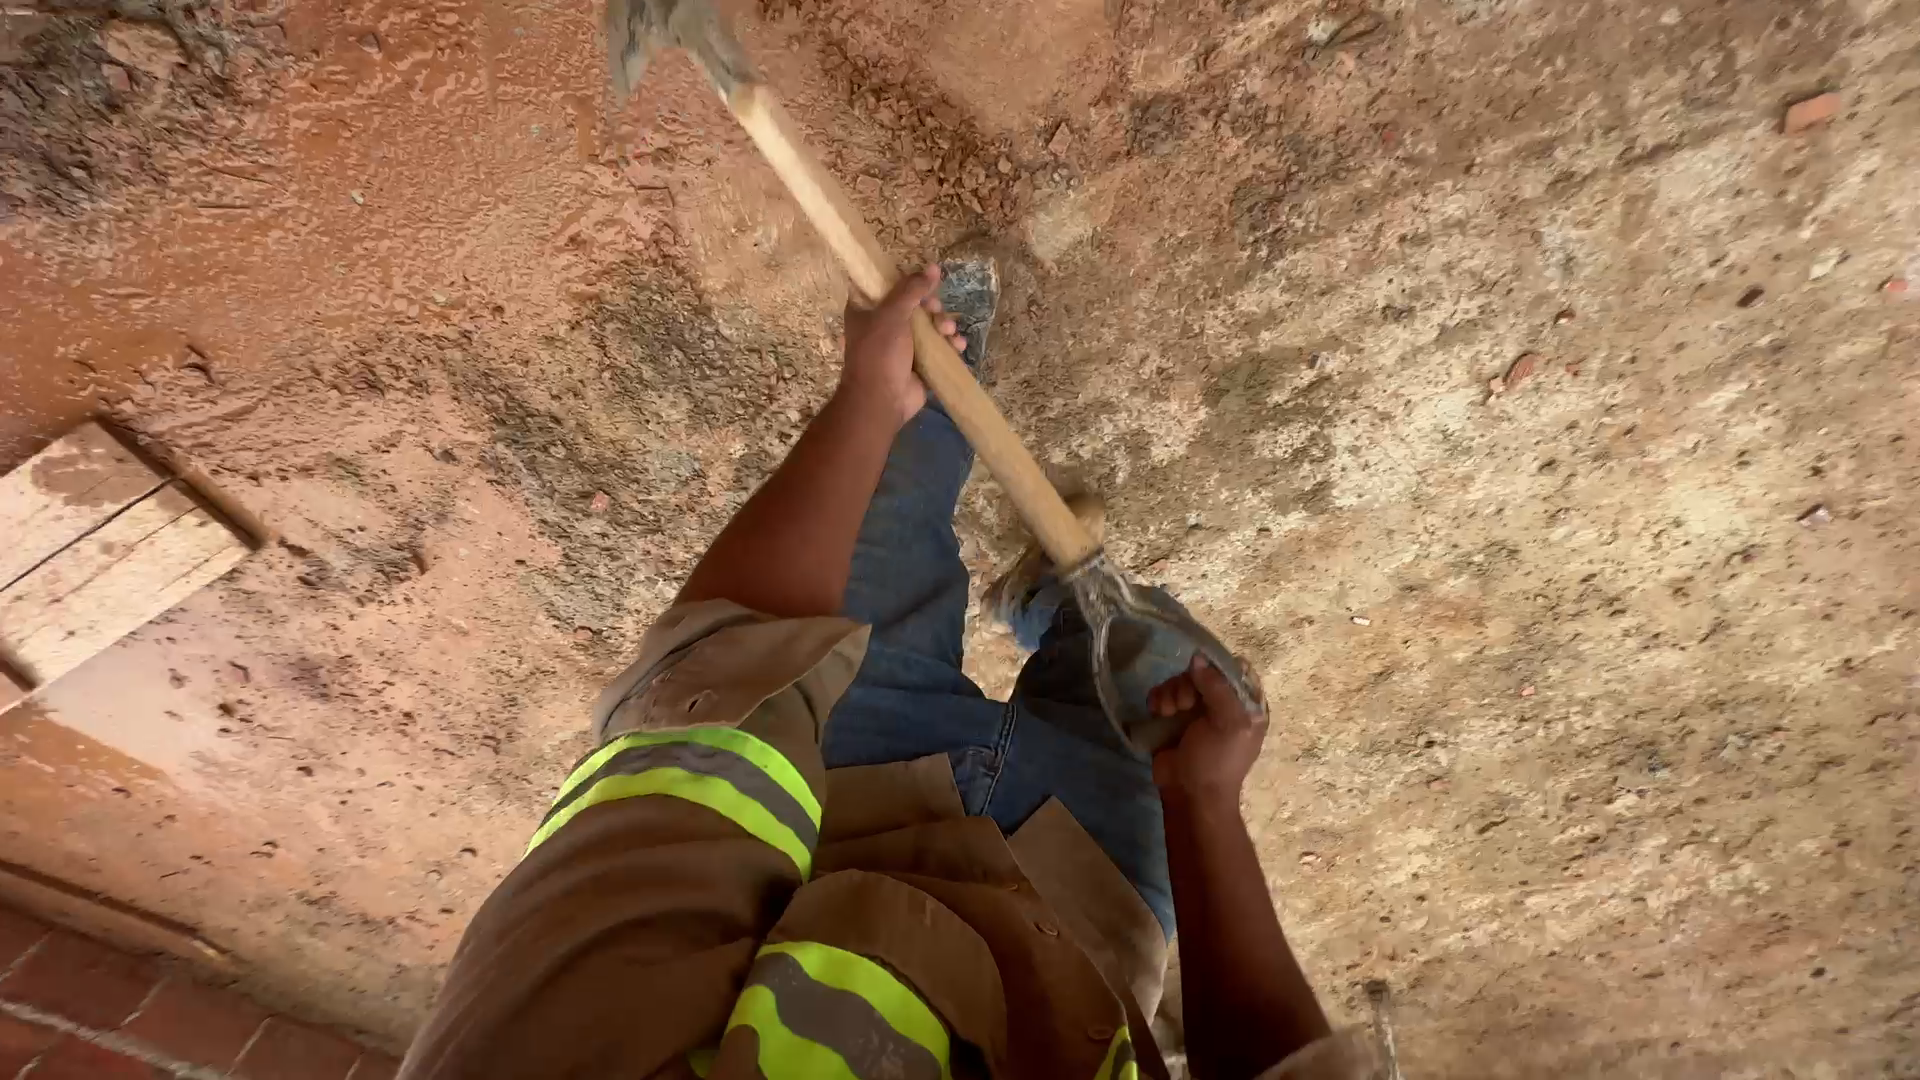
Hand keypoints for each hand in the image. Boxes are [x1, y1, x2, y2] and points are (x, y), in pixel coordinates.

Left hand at [837, 264, 965, 427]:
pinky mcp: (918, 365)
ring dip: (943, 325)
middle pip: (914, 306)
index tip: (926, 282)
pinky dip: (949, 345)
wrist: (882, 400)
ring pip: (929, 327)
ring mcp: (902, 347)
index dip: (909, 283)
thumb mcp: (893, 314)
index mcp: (866, 311)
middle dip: (932, 307)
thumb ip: (912, 289)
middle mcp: (883, 326)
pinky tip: (958, 346)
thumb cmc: (880, 352)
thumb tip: (934, 267)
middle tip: (936, 310)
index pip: (889, 287)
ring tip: (949, 332)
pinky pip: (938, 349)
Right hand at [1149, 653, 1268, 806]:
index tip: (1202, 677)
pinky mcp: (1171, 716)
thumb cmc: (1217, 761)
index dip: (1217, 668)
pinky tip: (1156, 712)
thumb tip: (1197, 658)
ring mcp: (1195, 710)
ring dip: (1170, 693)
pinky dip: (1157, 699)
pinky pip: (1162, 693)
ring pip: (1180, 681)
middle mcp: (1222, 703)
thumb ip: (1217, 687)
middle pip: (1202, 672)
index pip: (1235, 669)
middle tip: (1184, 704)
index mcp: (1246, 705)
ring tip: (1168, 712)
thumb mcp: (1229, 724)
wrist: (1189, 794)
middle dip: (1188, 684)